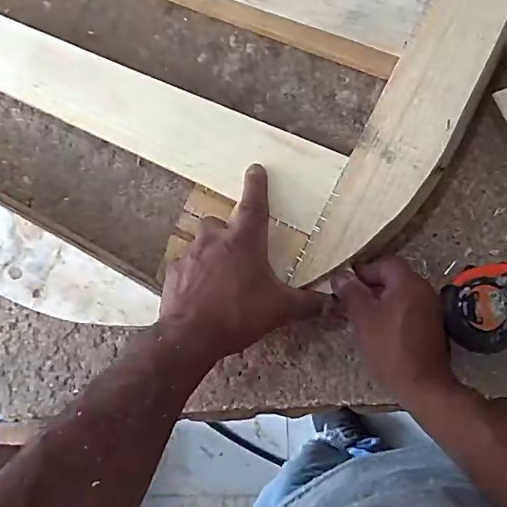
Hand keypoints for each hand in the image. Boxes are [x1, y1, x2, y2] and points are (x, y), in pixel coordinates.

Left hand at [156, 165, 326, 361]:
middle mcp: (215, 241)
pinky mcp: (174, 273)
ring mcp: (191, 255)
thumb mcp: (280, 309)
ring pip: (201, 242)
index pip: (254, 204)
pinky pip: (186, 266)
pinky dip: (194, 273)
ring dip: (210, 252)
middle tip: (238, 249)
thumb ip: (307, 304)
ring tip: (220, 274)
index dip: (257, 185)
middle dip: (227, 230)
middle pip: (220, 222)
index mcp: (245, 241)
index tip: (255, 169)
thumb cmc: (239, 314)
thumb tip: (331, 303)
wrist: (190, 337)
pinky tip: (202, 291)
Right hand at [333, 255, 455, 399]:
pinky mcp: (433, 325)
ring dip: (382, 300)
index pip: (386, 262)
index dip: (364, 270)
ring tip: (362, 316)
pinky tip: (380, 328)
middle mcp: (424, 290)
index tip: (346, 283)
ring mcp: (431, 307)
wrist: (422, 382)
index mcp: (409, 282)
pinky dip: (394, 312)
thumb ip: (352, 292)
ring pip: (402, 294)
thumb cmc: (390, 347)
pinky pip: (410, 309)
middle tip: (351, 300)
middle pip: (395, 277)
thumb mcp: (364, 317)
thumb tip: (342, 275)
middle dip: (371, 286)